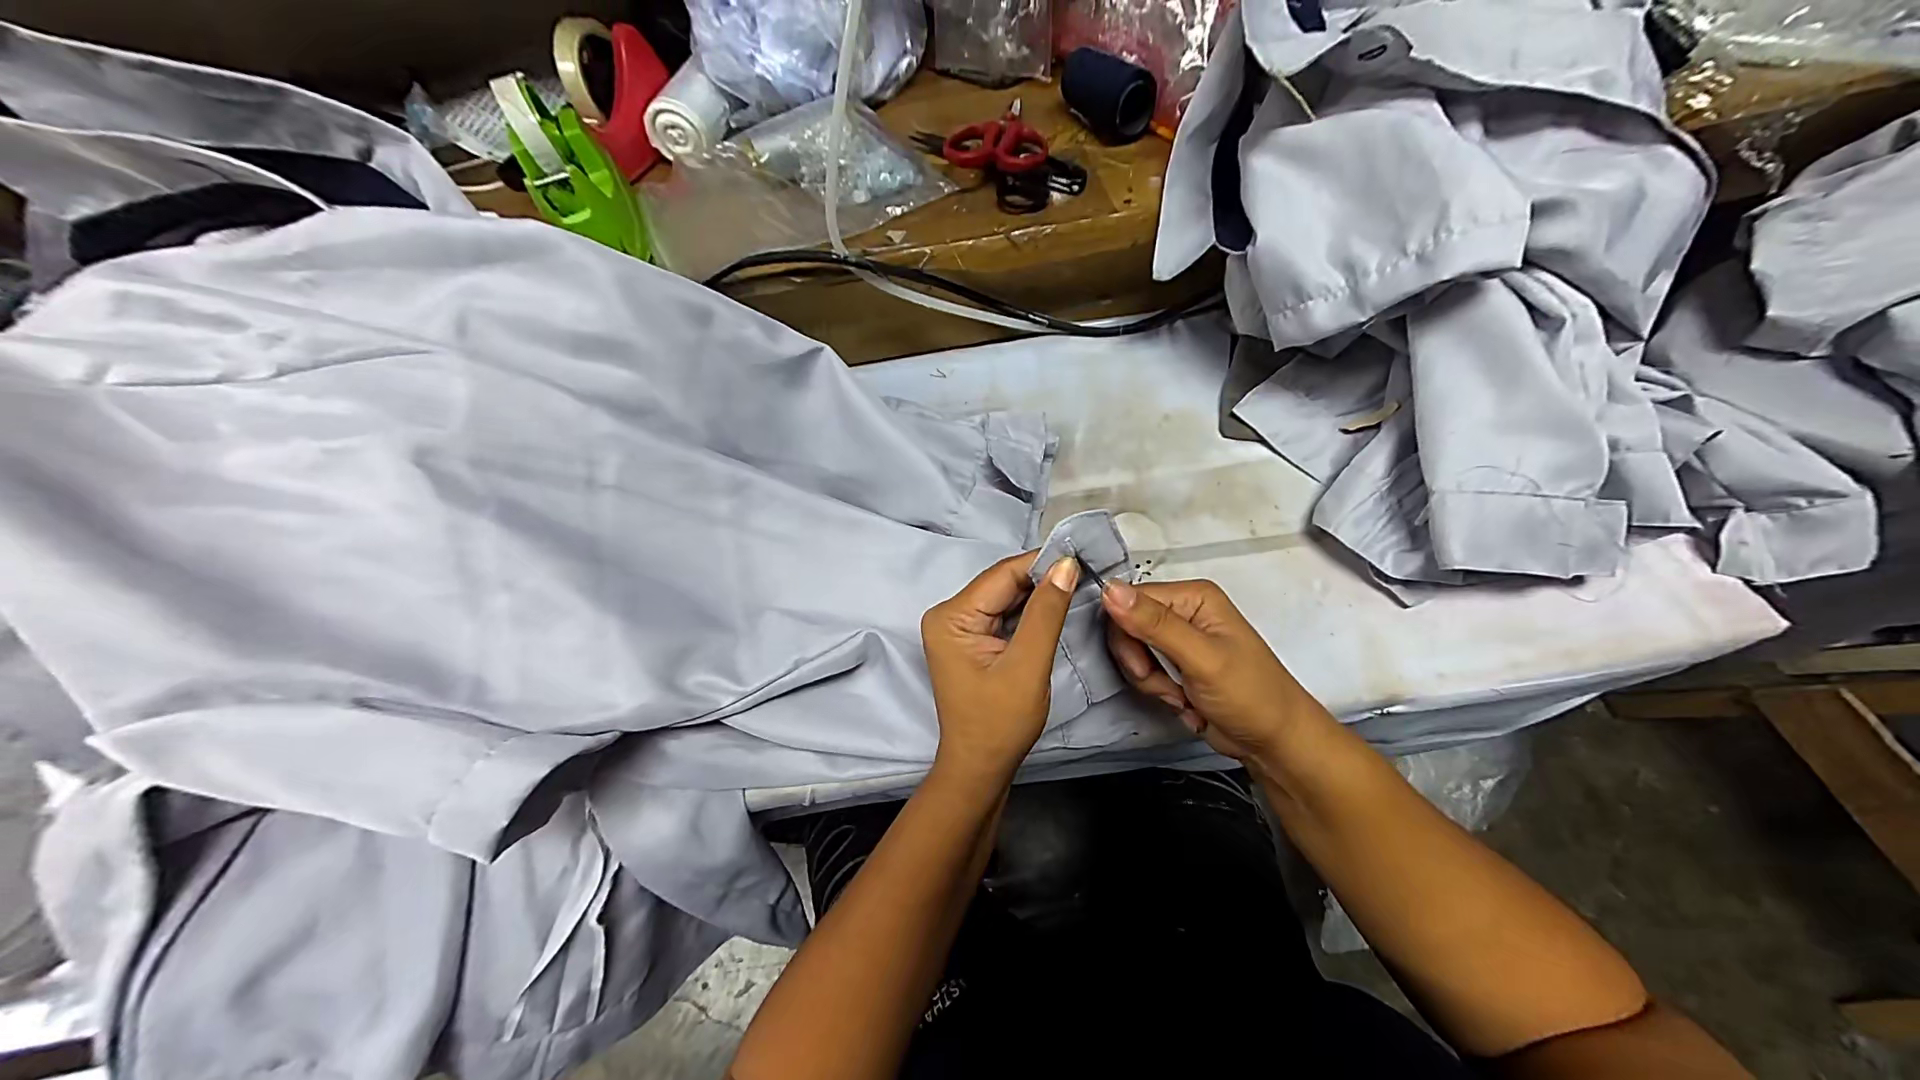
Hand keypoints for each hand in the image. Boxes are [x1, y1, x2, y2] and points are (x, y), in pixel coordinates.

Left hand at [921, 552, 1079, 783]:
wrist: (981, 767)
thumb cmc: (1000, 723)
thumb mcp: (1028, 664)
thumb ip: (1047, 612)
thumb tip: (1065, 566)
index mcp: (951, 617)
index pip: (1002, 575)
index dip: (1042, 563)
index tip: (1081, 556)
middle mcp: (948, 615)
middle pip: (1003, 584)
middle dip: (1042, 579)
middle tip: (1085, 571)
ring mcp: (958, 628)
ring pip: (1006, 598)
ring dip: (1038, 595)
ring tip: (1076, 586)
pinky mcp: (971, 641)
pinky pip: (1004, 615)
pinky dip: (1029, 613)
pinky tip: (1055, 609)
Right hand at [1100, 578, 1331, 764]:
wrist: (1274, 742)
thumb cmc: (1254, 696)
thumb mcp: (1201, 657)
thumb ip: (1154, 623)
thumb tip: (1111, 590)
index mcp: (1194, 596)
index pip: (1129, 601)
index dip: (1126, 634)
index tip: (1144, 665)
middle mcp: (1185, 611)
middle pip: (1127, 627)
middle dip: (1141, 664)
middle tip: (1166, 683)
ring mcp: (1180, 639)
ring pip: (1133, 653)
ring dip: (1152, 682)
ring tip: (1182, 695)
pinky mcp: (1177, 664)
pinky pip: (1145, 672)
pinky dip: (1159, 691)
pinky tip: (1186, 701)